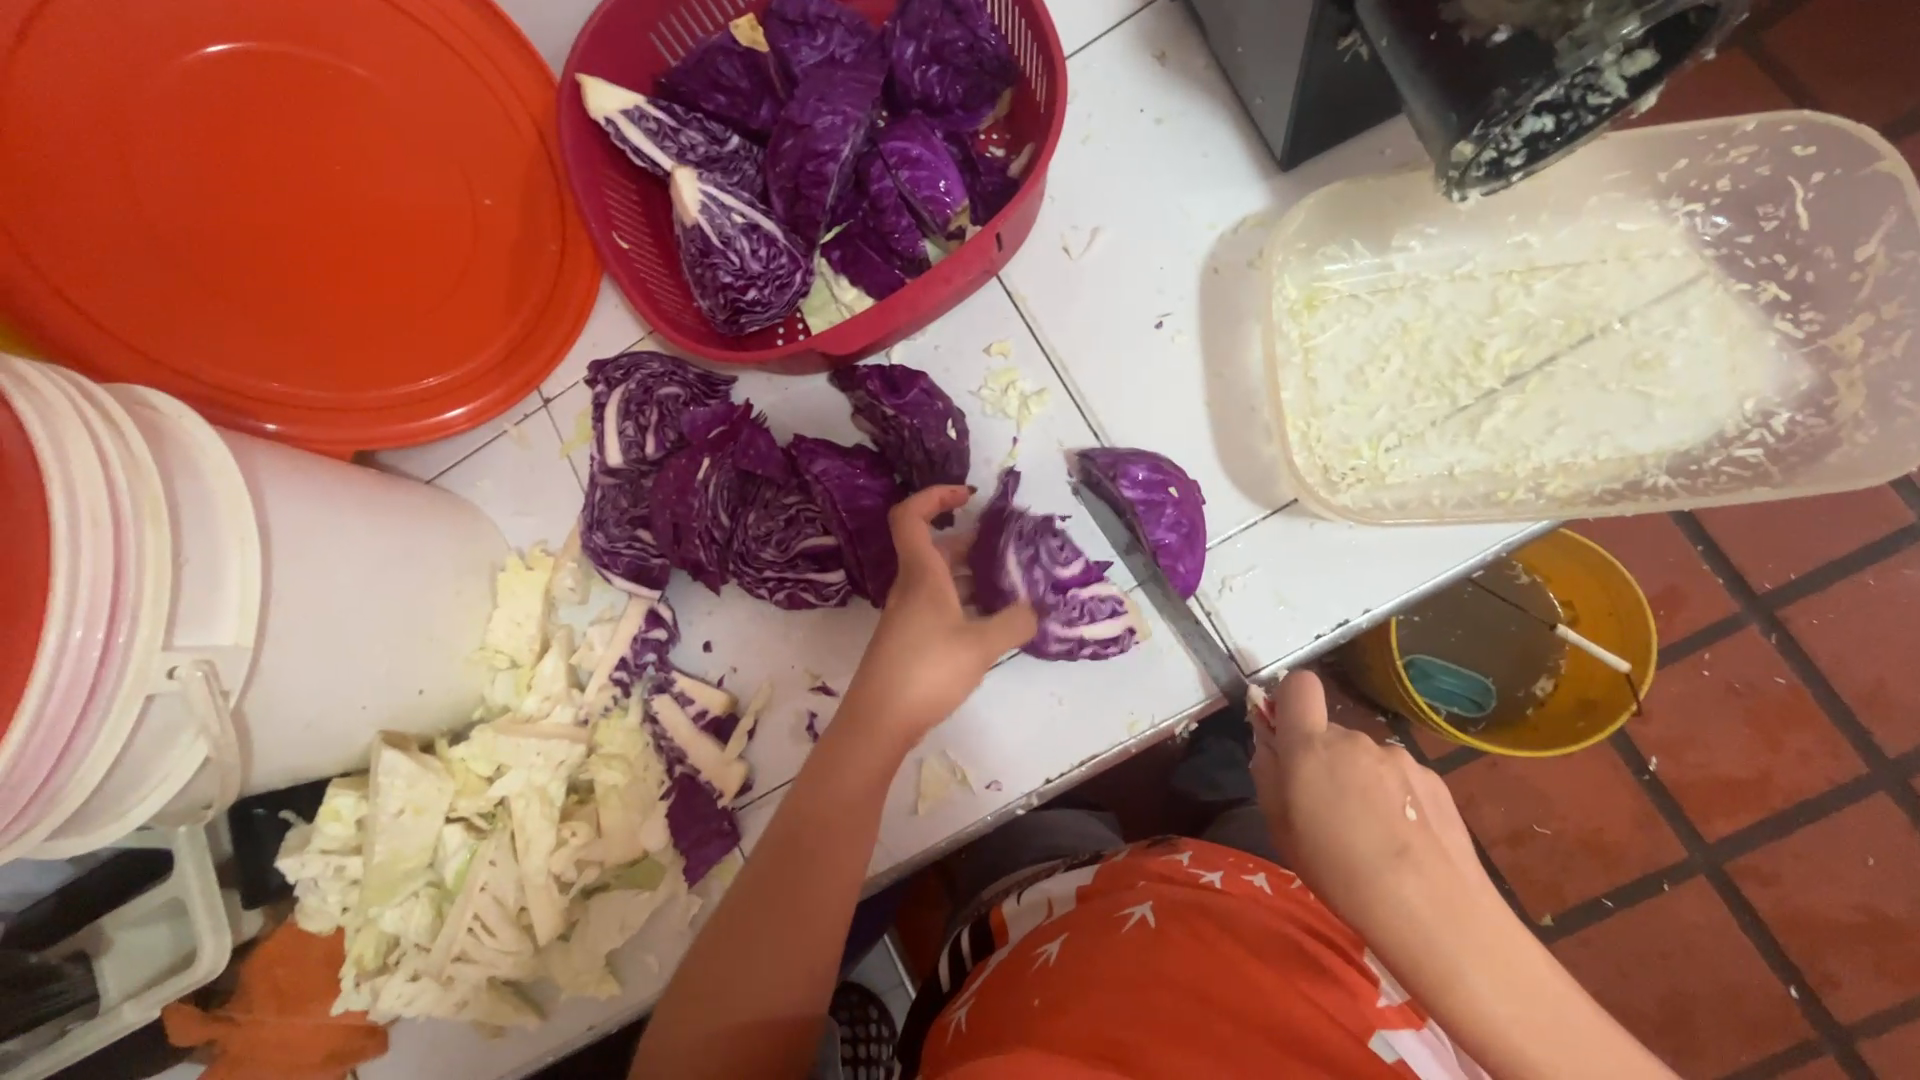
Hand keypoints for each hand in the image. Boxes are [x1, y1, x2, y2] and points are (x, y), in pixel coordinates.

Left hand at [838, 486, 1038, 740]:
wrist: (879, 720)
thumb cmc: (926, 671)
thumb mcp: (981, 646)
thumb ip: (1014, 623)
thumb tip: (1037, 610)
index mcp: (922, 575)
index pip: (912, 516)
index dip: (935, 496)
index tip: (968, 496)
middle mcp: (911, 587)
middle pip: (936, 548)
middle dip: (972, 543)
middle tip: (1010, 549)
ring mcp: (909, 614)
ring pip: (941, 580)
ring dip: (972, 576)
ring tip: (1012, 585)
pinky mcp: (911, 639)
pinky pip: (940, 605)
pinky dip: (965, 603)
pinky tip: (992, 621)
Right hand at [1250, 671, 1492, 922]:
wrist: (1433, 910)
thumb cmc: (1337, 872)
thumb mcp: (1280, 829)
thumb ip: (1269, 775)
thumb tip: (1271, 746)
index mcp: (1310, 746)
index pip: (1298, 685)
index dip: (1290, 702)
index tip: (1287, 738)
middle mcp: (1355, 739)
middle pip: (1330, 733)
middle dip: (1324, 759)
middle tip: (1327, 810)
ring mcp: (1398, 757)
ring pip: (1365, 758)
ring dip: (1360, 781)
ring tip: (1370, 833)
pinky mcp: (1434, 778)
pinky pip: (1399, 777)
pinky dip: (1394, 798)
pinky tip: (1402, 839)